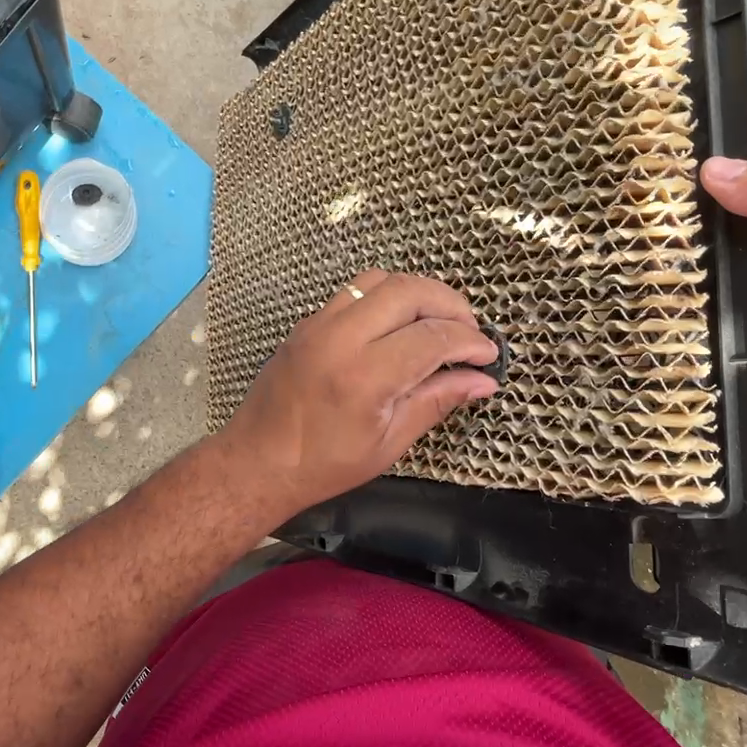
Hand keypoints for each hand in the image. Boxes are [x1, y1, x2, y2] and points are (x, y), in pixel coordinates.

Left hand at [213, 271, 500, 521]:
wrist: (257, 460)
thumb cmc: (324, 465)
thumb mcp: (388, 442)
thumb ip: (436, 401)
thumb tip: (483, 380)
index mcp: (363, 375)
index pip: (432, 337)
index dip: (470, 342)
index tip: (489, 354)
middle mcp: (340, 337)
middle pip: (409, 291)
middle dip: (450, 304)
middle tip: (469, 331)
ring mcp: (318, 324)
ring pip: (379, 281)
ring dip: (417, 293)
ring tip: (438, 323)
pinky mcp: (306, 322)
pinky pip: (354, 292)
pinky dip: (386, 298)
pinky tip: (399, 326)